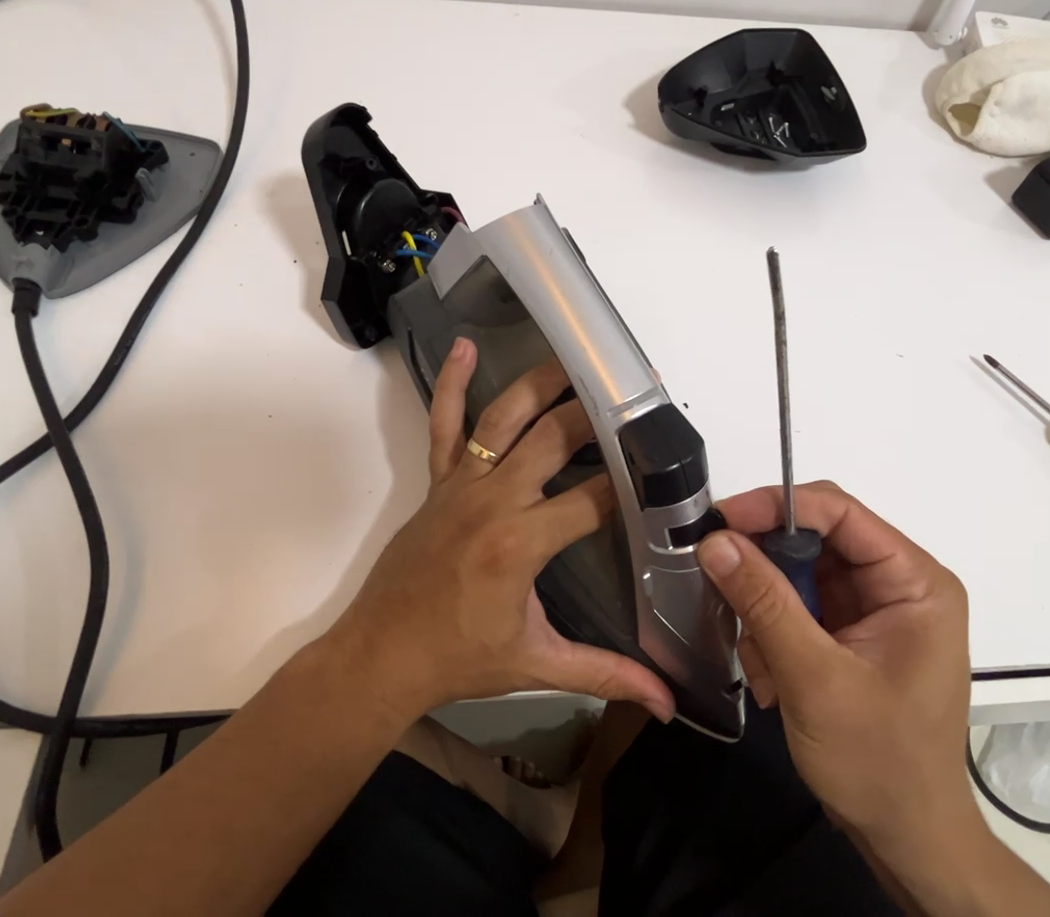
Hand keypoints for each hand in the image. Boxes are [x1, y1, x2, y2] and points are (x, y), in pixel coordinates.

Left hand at [329, 338, 676, 723]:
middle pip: (554, 439)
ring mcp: (460, 485)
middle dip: (597, 414)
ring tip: (575, 358)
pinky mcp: (437, 483)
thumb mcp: (538, 665)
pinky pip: (441, 424)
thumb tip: (668, 702)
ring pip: (503, 418)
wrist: (380, 657)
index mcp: (522, 544)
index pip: (593, 498)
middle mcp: (493, 501)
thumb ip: (606, 674)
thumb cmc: (459, 661)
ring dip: (540, 383)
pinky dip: (450, 384)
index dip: (631, 480)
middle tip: (635, 392)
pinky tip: (466, 347)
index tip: (661, 462)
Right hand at [698, 482, 975, 838]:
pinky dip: (775, 637)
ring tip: (765, 667)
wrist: (907, 837)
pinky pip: (799, 610)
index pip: (840, 513)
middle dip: (767, 573)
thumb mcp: (815, 677)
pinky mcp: (854, 637)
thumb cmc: (877, 760)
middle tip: (721, 592)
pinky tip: (776, 682)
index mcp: (915, 582)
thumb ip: (764, 602)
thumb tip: (715, 541)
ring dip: (768, 615)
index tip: (719, 521)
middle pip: (816, 542)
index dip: (776, 506)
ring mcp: (875, 612)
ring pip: (799, 577)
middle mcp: (899, 586)